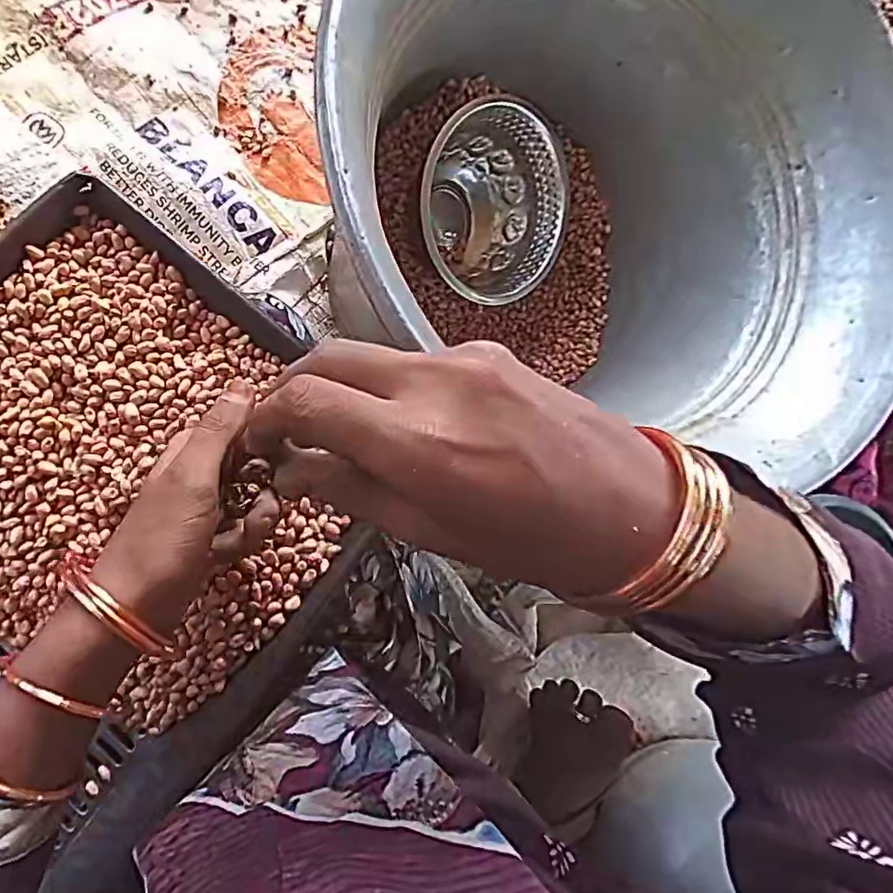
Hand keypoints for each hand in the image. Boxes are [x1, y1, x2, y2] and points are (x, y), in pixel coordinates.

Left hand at [95, 382, 278, 626]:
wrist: (135, 608)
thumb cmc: (159, 540)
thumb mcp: (192, 477)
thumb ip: (219, 430)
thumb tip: (243, 384)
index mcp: (189, 450)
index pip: (236, 424)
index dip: (260, 437)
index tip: (273, 454)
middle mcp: (198, 474)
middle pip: (252, 464)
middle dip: (263, 486)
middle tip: (256, 504)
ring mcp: (204, 508)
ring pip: (253, 498)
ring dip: (255, 519)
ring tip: (235, 536)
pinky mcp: (211, 539)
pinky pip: (243, 528)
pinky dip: (241, 541)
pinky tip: (224, 554)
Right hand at [241, 340, 677, 598]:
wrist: (636, 509)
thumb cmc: (529, 543)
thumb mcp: (427, 532)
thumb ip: (350, 490)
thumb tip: (292, 469)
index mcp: (415, 442)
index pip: (307, 401)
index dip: (268, 416)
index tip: (256, 437)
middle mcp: (433, 382)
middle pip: (327, 356)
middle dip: (291, 386)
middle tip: (282, 424)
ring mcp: (462, 357)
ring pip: (368, 355)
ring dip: (339, 385)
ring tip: (340, 426)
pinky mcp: (487, 349)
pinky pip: (412, 360)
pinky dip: (388, 385)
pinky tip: (405, 419)